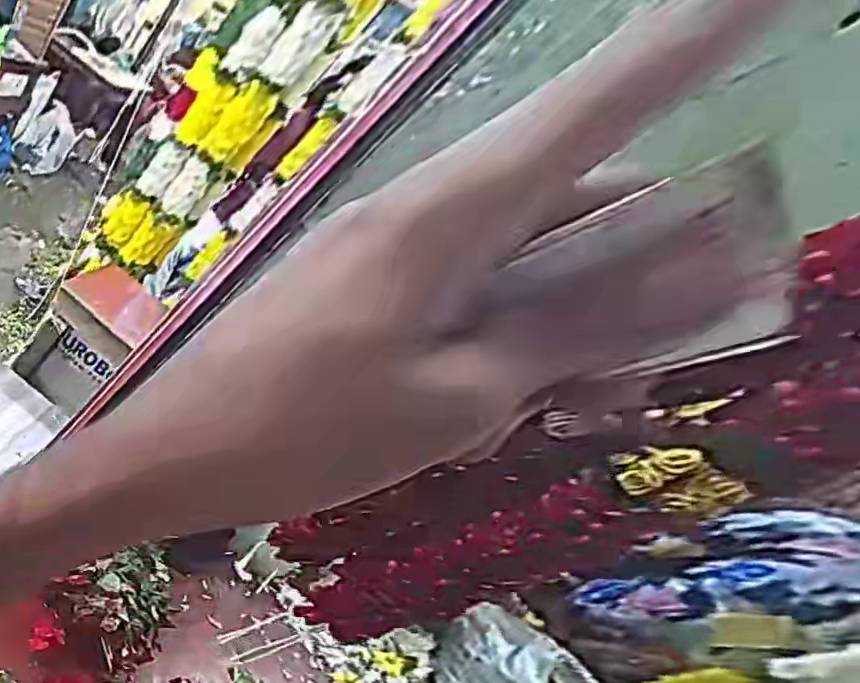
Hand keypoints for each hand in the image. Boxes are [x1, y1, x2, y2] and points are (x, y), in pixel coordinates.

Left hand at [82, 0, 789, 537]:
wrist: (161, 463)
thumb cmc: (297, 438)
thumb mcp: (453, 400)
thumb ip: (575, 330)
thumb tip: (697, 265)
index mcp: (444, 215)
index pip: (601, 97)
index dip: (697, 39)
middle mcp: (400, 220)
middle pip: (557, 204)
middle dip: (628, 275)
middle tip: (648, 371)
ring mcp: (354, 264)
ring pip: (491, 267)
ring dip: (545, 330)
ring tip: (557, 413)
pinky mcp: (324, 307)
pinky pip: (427, 305)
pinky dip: (470, 348)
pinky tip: (466, 416)